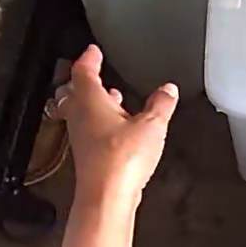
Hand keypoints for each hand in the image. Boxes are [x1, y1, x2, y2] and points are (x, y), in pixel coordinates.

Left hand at [57, 45, 176, 207]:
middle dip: (87, 80)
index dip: (89, 58)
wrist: (106, 195)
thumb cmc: (123, 158)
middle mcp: (81, 117)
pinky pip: (91, 130)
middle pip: (76, 91)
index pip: (84, 71)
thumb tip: (168, 89)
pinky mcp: (89, 155)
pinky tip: (119, 128)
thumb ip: (161, 105)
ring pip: (82, 111)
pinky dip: (101, 122)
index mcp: (91, 101)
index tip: (93, 51)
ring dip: (95, 102)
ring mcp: (82, 137)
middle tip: (96, 72)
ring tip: (112, 98)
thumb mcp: (152, 126)